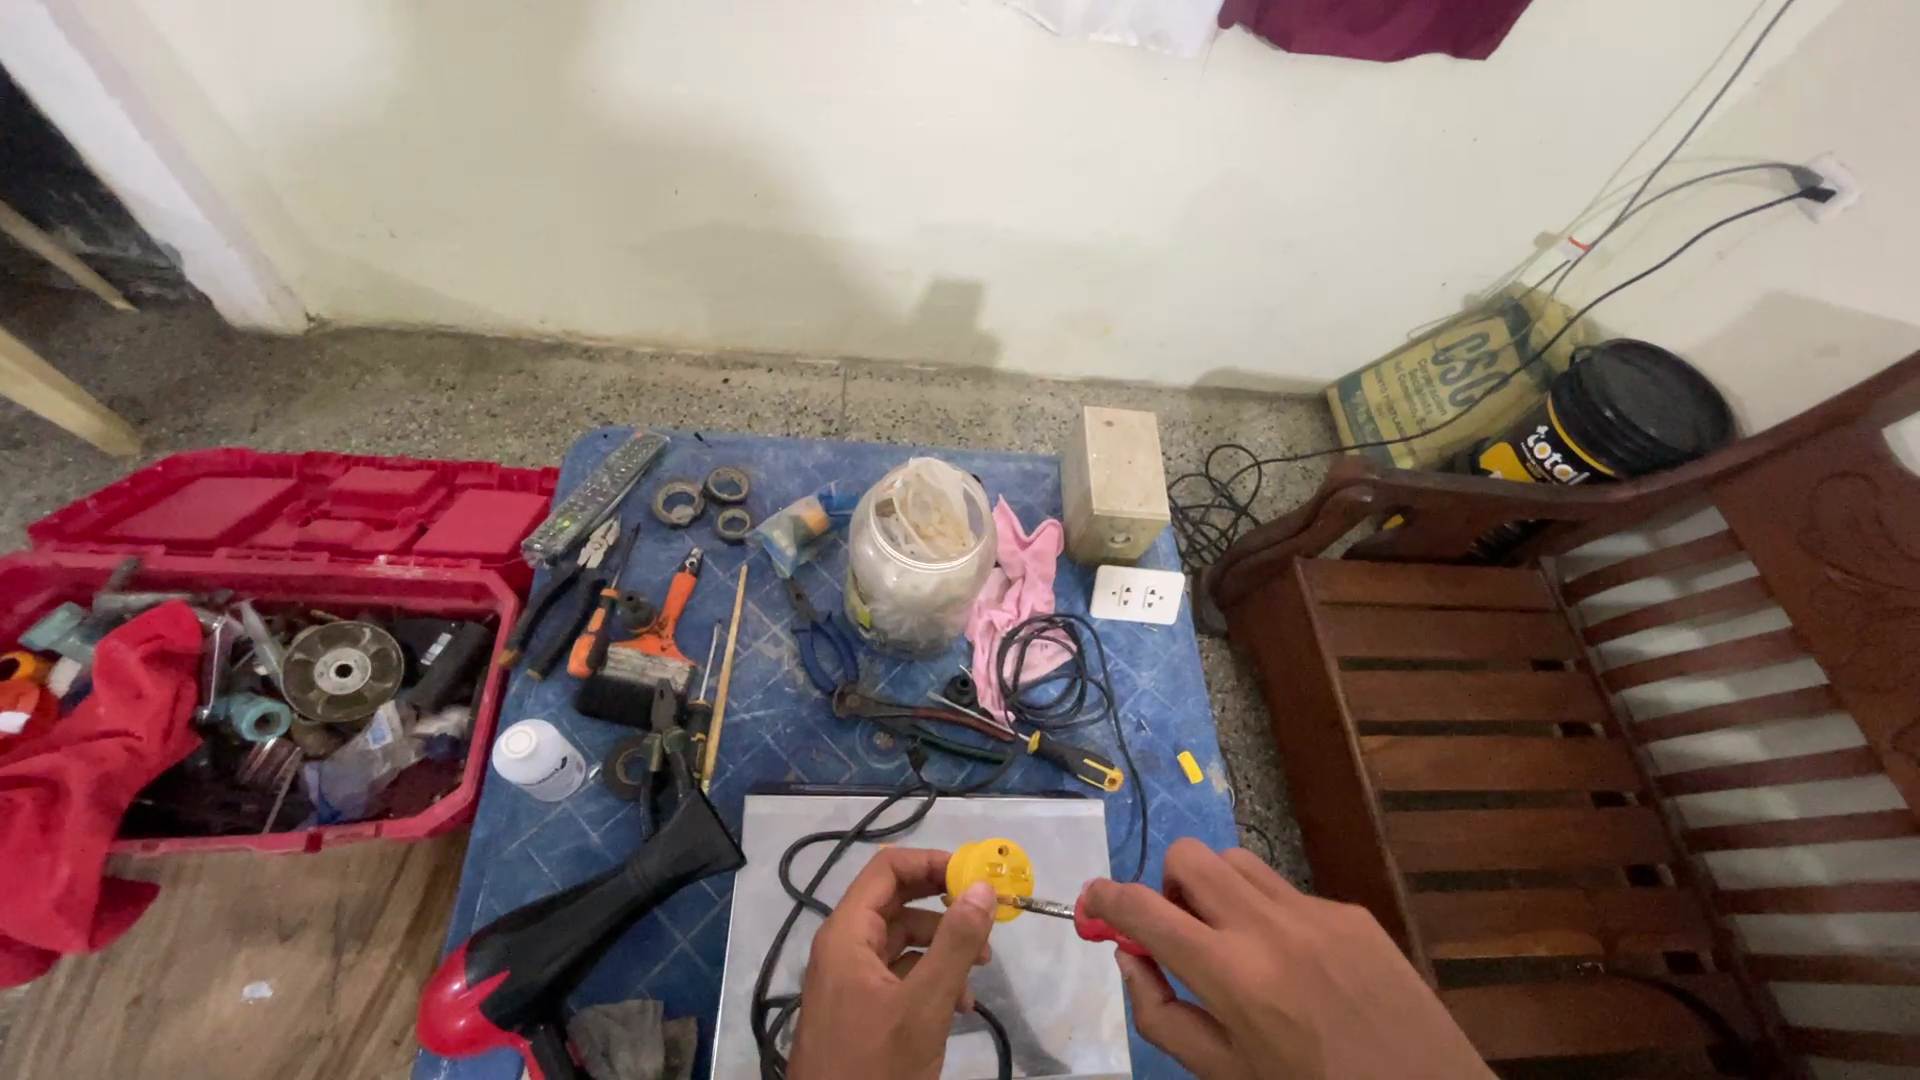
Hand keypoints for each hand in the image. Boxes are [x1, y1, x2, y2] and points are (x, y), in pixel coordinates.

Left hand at [789, 847, 997, 1079]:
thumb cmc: (875, 1068)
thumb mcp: (924, 1006)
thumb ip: (955, 943)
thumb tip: (982, 887)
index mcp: (847, 932)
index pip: (887, 868)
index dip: (930, 862)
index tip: (973, 875)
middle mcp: (844, 946)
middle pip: (897, 901)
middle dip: (944, 906)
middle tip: (984, 916)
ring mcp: (851, 979)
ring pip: (903, 939)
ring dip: (943, 946)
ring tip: (980, 968)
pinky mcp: (861, 1008)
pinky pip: (899, 973)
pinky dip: (931, 977)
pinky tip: (960, 1003)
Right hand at [1083, 839, 1490, 1079]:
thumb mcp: (1225, 1077)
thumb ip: (1161, 1014)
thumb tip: (1128, 953)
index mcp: (1232, 975)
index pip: (1143, 908)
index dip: (1104, 897)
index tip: (1092, 900)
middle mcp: (1268, 927)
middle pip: (1188, 856)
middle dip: (1167, 885)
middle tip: (1182, 932)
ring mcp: (1315, 913)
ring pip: (1235, 860)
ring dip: (1216, 890)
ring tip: (1235, 942)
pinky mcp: (1352, 914)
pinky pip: (1287, 891)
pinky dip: (1269, 914)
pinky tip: (1297, 966)